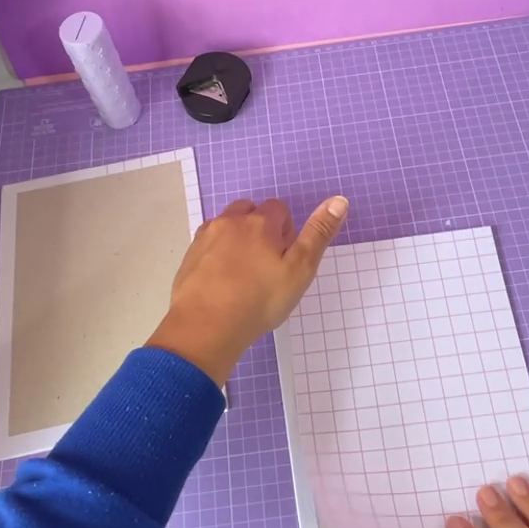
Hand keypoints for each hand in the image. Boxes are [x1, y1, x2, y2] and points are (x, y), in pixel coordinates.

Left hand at [147, 195, 348, 383]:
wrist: (206, 327)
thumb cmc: (260, 300)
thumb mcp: (300, 269)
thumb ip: (318, 233)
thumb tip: (339, 200)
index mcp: (259, 222)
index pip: (279, 209)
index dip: (287, 230)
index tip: (286, 257)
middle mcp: (230, 222)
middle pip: (249, 211)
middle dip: (260, 229)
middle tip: (267, 264)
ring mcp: (205, 238)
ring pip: (226, 227)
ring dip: (237, 239)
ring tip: (245, 273)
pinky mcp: (189, 257)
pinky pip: (208, 246)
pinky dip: (217, 255)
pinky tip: (223, 282)